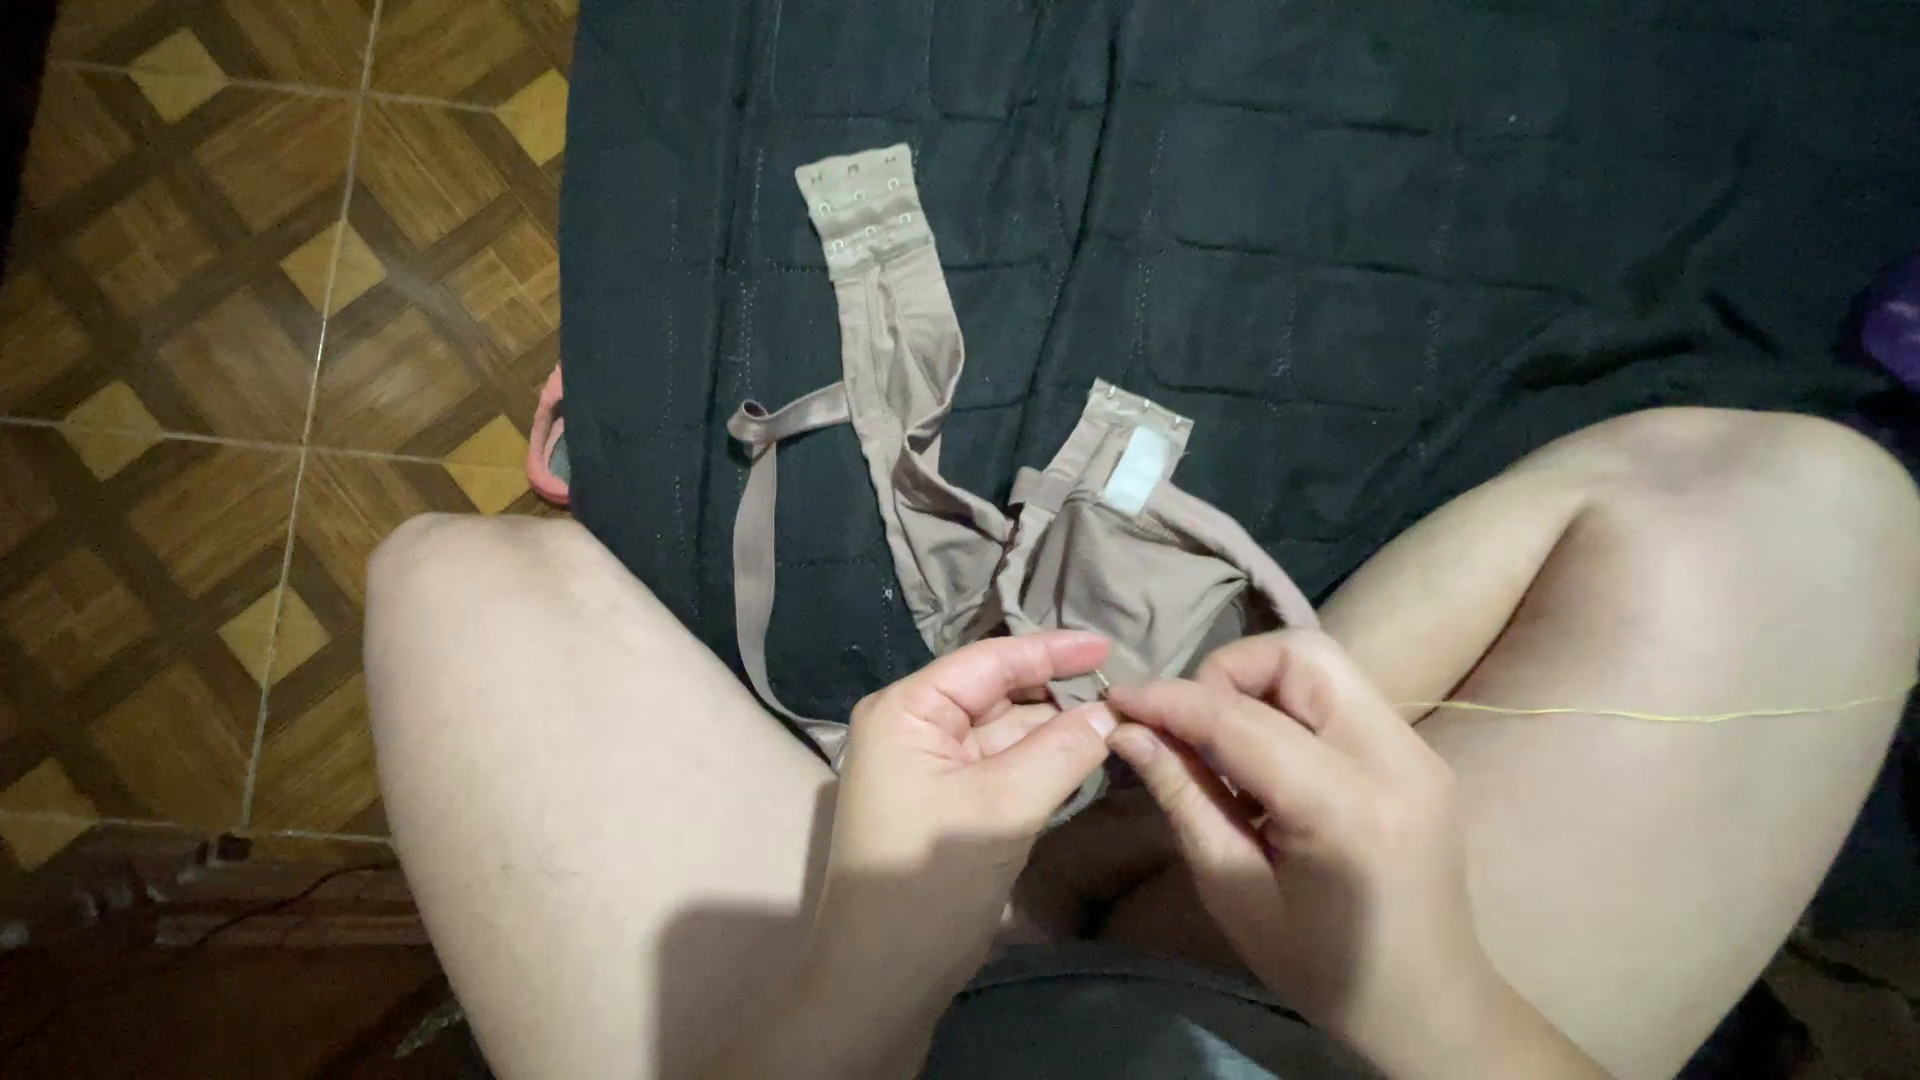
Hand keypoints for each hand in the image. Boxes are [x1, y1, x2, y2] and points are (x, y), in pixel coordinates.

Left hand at [793, 631, 1118, 1074]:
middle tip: (1118, 690)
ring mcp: (926, 766)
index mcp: (906, 710)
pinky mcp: (943, 800)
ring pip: (999, 730)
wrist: (878, 985)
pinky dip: (1037, 759)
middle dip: (1053, 692)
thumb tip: (1110, 712)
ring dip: (1050, 728)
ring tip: (1111, 719)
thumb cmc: (929, 885)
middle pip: (994, 693)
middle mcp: (911, 726)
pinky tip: (1078, 754)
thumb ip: (1061, 752)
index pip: (987, 661)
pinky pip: (996, 764)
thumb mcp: (1001, 809)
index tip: (1107, 644)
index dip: (1050, 650)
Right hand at [1106, 630, 1607, 1079]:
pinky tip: (1263, 755)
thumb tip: (1127, 729)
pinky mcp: (1414, 748)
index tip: (1117, 699)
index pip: (1242, 719)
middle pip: (1298, 654)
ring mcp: (1416, 748)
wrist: (1430, 1005)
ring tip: (1222, 741)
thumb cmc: (1321, 967)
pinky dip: (1282, 701)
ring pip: (1318, 661)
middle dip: (1224, 672)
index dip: (1170, 700)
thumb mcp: (1232, 889)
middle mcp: (1397, 759)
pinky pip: (1334, 691)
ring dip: (1253, 681)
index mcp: (1349, 810)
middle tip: (1188, 727)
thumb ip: (1182, 794)